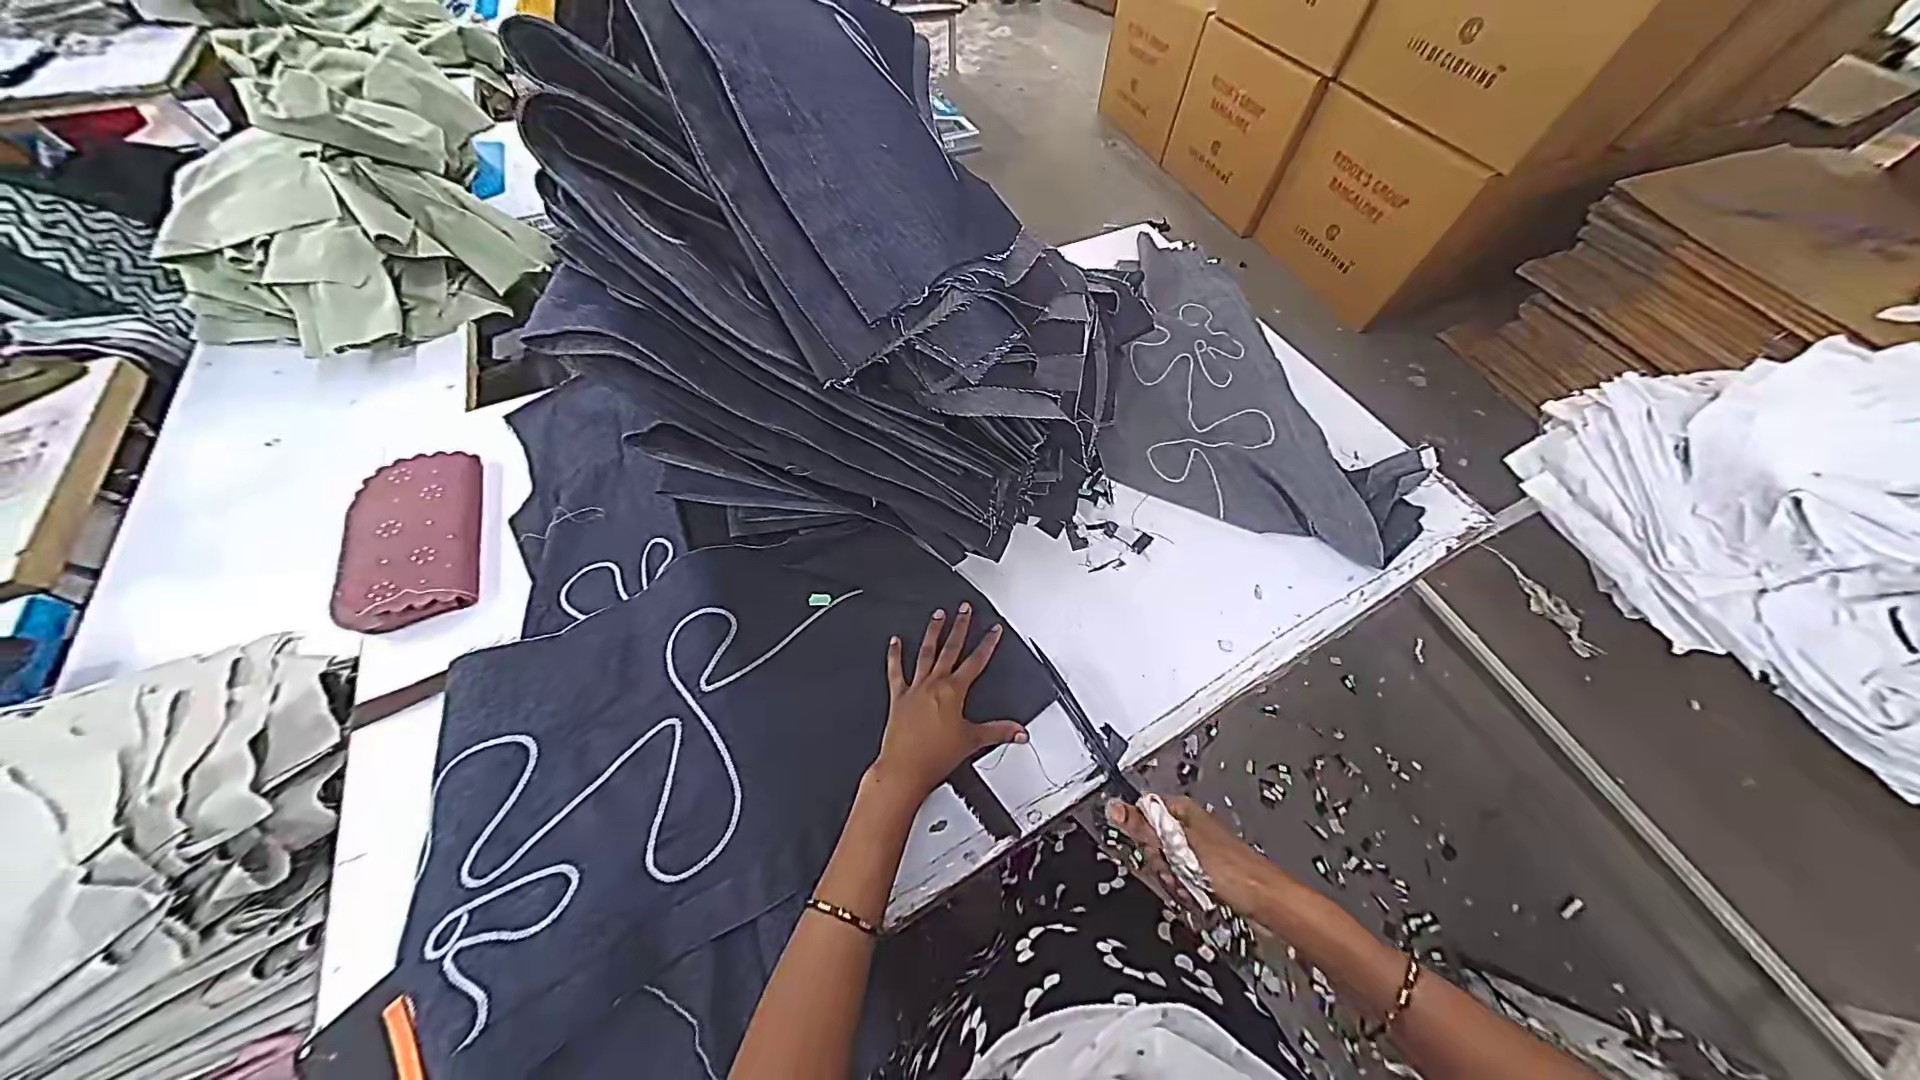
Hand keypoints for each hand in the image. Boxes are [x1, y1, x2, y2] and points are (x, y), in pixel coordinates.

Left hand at [870, 604, 1027, 802]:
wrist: (905, 768)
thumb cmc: (935, 756)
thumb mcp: (973, 742)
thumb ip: (998, 732)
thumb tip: (1018, 731)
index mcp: (953, 692)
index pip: (976, 661)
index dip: (987, 643)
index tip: (993, 629)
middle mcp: (934, 684)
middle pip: (951, 649)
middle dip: (960, 627)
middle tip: (964, 609)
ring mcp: (915, 688)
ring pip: (926, 653)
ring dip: (932, 632)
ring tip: (937, 615)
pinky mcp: (898, 696)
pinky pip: (896, 671)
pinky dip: (895, 655)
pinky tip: (895, 641)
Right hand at [1105, 794, 1289, 914]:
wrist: (1266, 900)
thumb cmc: (1229, 869)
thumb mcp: (1178, 845)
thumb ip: (1142, 826)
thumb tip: (1113, 807)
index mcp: (1180, 808)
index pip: (1141, 814)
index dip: (1142, 836)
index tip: (1153, 850)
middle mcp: (1187, 824)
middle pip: (1150, 841)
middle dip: (1159, 863)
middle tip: (1175, 872)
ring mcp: (1195, 847)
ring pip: (1163, 863)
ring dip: (1171, 879)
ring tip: (1189, 886)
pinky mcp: (1202, 868)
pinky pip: (1178, 876)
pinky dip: (1182, 888)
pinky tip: (1194, 893)